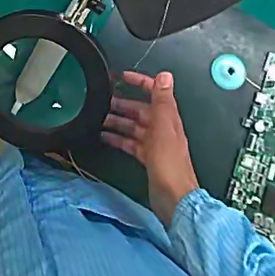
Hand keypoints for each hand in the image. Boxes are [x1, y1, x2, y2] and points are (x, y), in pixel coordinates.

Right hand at [102, 71, 198, 224]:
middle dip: (123, 103)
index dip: (141, 82)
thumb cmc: (170, 165)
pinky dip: (118, 138)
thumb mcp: (164, 128)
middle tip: (103, 99)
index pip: (155, 93)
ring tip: (100, 117)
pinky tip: (106, 137)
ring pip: (133, 127)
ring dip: (118, 120)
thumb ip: (162, 101)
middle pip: (140, 110)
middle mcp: (162, 130)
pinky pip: (130, 143)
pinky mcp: (147, 159)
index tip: (123, 77)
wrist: (174, 199)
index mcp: (168, 119)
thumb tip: (165, 76)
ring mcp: (155, 145)